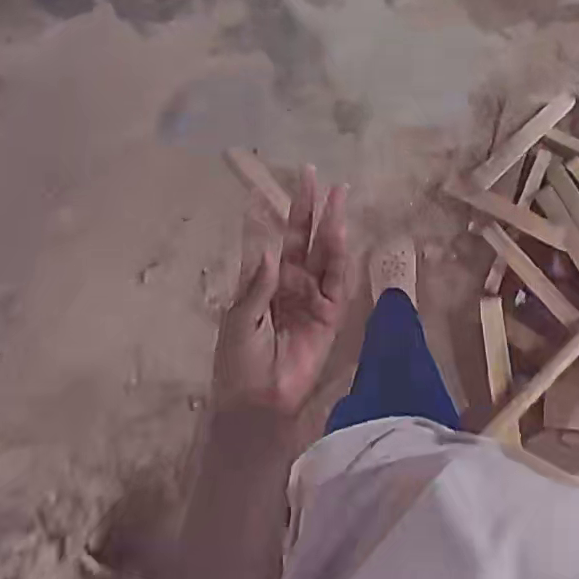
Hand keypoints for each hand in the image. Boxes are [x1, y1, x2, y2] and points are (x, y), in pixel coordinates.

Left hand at [215, 165, 349, 414]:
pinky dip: (339, 258)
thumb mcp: (239, 319)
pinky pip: (335, 281)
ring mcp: (313, 296)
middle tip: (320, 178)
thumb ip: (257, 285)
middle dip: (313, 209)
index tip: (288, 184)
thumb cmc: (239, 360)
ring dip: (331, 225)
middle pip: (306, 239)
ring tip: (338, 196)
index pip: (280, 239)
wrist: (256, 401)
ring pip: (325, 253)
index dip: (286, 212)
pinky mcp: (330, 314)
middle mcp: (292, 282)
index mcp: (266, 281)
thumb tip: (270, 251)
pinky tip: (339, 233)